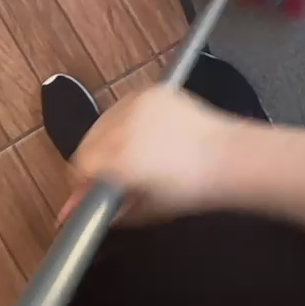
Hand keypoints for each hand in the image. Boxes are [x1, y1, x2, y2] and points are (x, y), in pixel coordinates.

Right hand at [59, 84, 248, 223]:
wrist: (226, 158)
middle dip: (95, 159)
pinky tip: (145, 133)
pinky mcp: (149, 91)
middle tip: (112, 173)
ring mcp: (134, 105)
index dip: (83, 182)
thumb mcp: (145, 211)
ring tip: (131, 152)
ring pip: (103, 122)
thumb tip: (80, 214)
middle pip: (87, 142)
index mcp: (115, 160)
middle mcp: (118, 128)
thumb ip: (108, 210)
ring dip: (109, 138)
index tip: (92, 189)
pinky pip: (124, 106)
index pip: (78, 167)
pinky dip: (127, 120)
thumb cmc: (189, 190)